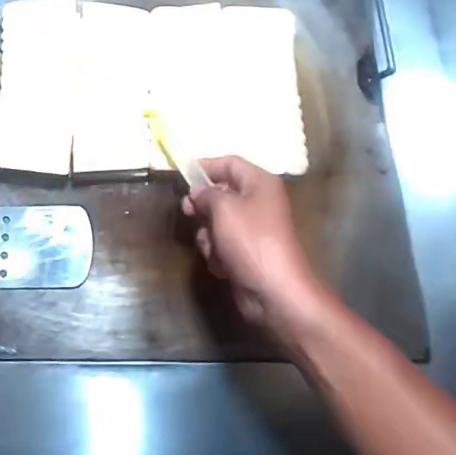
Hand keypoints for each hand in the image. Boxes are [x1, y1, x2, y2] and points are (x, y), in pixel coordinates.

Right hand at [182, 156, 332, 336]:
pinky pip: (221, 243)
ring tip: (214, 246)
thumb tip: (197, 192)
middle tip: (187, 212)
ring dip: (208, 234)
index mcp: (259, 183)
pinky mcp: (246, 252)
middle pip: (221, 192)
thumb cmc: (251, 240)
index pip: (229, 163)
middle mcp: (258, 202)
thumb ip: (206, 193)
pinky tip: (222, 264)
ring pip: (217, 220)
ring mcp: (252, 229)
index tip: (181, 174)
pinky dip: (217, 252)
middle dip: (203, 205)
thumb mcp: (224, 208)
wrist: (274, 291)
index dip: (205, 166)